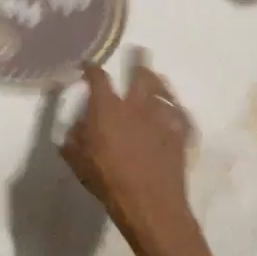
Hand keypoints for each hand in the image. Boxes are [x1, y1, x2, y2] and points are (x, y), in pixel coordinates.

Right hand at [61, 48, 194, 247]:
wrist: (150, 204)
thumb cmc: (106, 179)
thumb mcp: (75, 157)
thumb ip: (74, 136)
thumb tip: (77, 126)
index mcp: (106, 109)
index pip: (98, 79)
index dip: (91, 68)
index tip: (87, 64)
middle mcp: (136, 108)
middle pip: (140, 77)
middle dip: (139, 62)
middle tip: (140, 51)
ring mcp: (162, 122)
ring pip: (164, 94)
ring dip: (160, 83)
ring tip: (157, 77)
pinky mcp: (180, 139)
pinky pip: (182, 117)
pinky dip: (177, 110)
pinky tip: (176, 110)